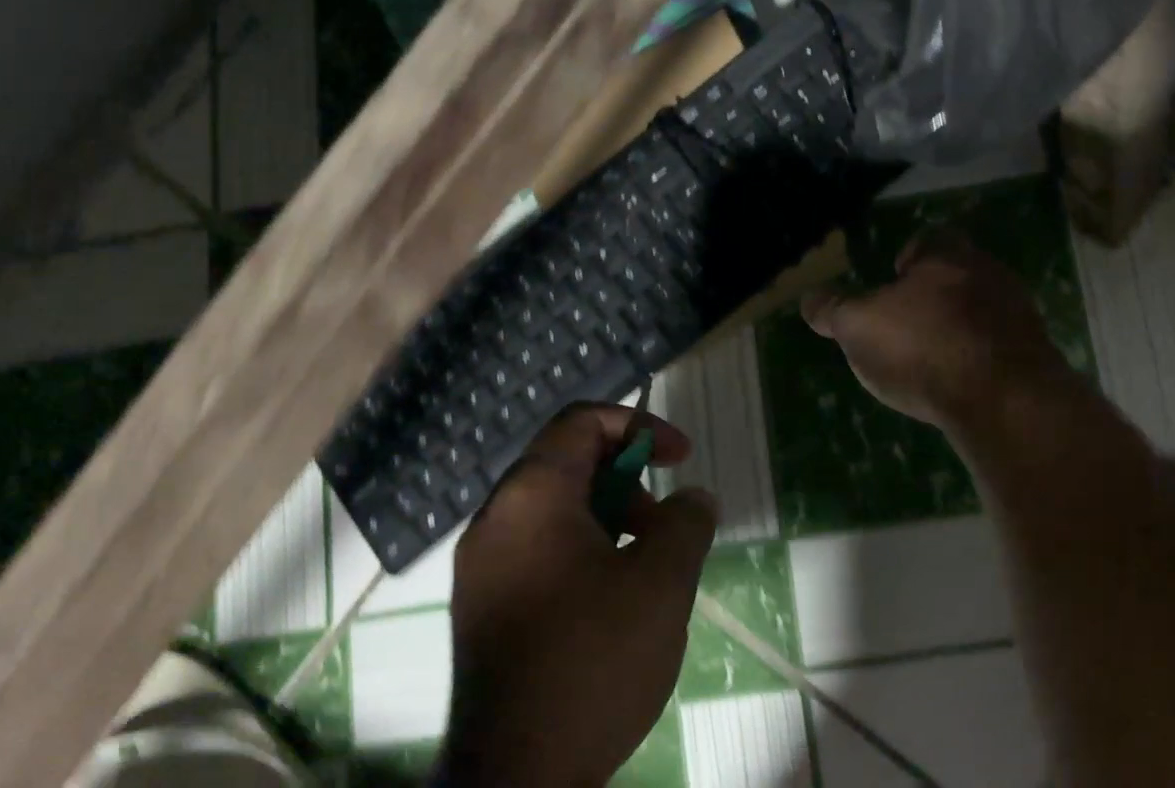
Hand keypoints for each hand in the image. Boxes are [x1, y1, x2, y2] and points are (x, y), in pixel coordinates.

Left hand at [441, 403, 716, 786]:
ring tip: (648, 567)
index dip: (639, 425)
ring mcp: (482, 569)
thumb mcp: (662, 581)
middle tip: (666, 523)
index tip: (680, 460)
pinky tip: (615, 602)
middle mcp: (495, 521)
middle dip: (628, 478)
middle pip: (566, 464)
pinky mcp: (485, 609)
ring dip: (609, 518)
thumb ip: (686, 522)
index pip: (580, 422)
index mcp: (531, 498)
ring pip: (554, 512)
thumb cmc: (593, 660)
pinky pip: (538, 552)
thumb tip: (692, 500)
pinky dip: (583, 552)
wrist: (517, 775)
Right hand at [799, 231, 1080, 433]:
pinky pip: (1001, 346)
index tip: (890, 285)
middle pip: (957, 274)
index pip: (928, 239)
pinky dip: (981, 359)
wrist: (1005, 399)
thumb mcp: (858, 327)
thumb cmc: (923, 348)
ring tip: (933, 361)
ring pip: (982, 310)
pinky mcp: (1036, 352)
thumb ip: (834, 310)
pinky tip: (962, 384)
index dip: (906, 260)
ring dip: (960, 328)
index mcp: (946, 254)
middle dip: (934, 296)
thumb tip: (811, 300)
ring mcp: (1020, 312)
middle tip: (907, 326)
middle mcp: (989, 271)